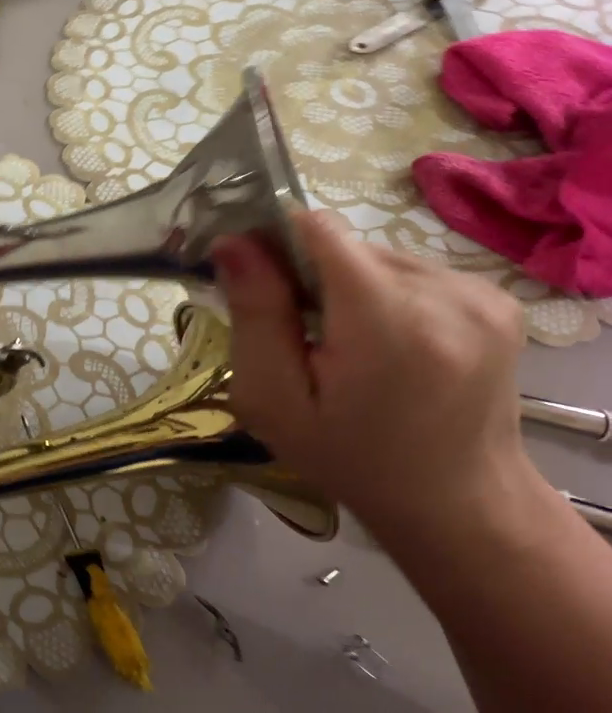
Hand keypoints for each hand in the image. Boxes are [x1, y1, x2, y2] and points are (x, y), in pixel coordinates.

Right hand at [213, 211, 541, 539]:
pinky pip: (406, 270)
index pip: (318, 230)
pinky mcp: (495, 300)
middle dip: (306, 275)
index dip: (272, 243)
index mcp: (391, 323)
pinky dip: (378, 294)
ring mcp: (482, 296)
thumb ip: (255, 313)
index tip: (254, 284)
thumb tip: (233, 242)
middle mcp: (448, 296)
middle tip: (295, 333)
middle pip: (342, 246)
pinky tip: (377, 341)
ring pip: (372, 255)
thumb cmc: (348, 455)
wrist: (458, 500)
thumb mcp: (272, 397)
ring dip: (343, 285)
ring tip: (338, 342)